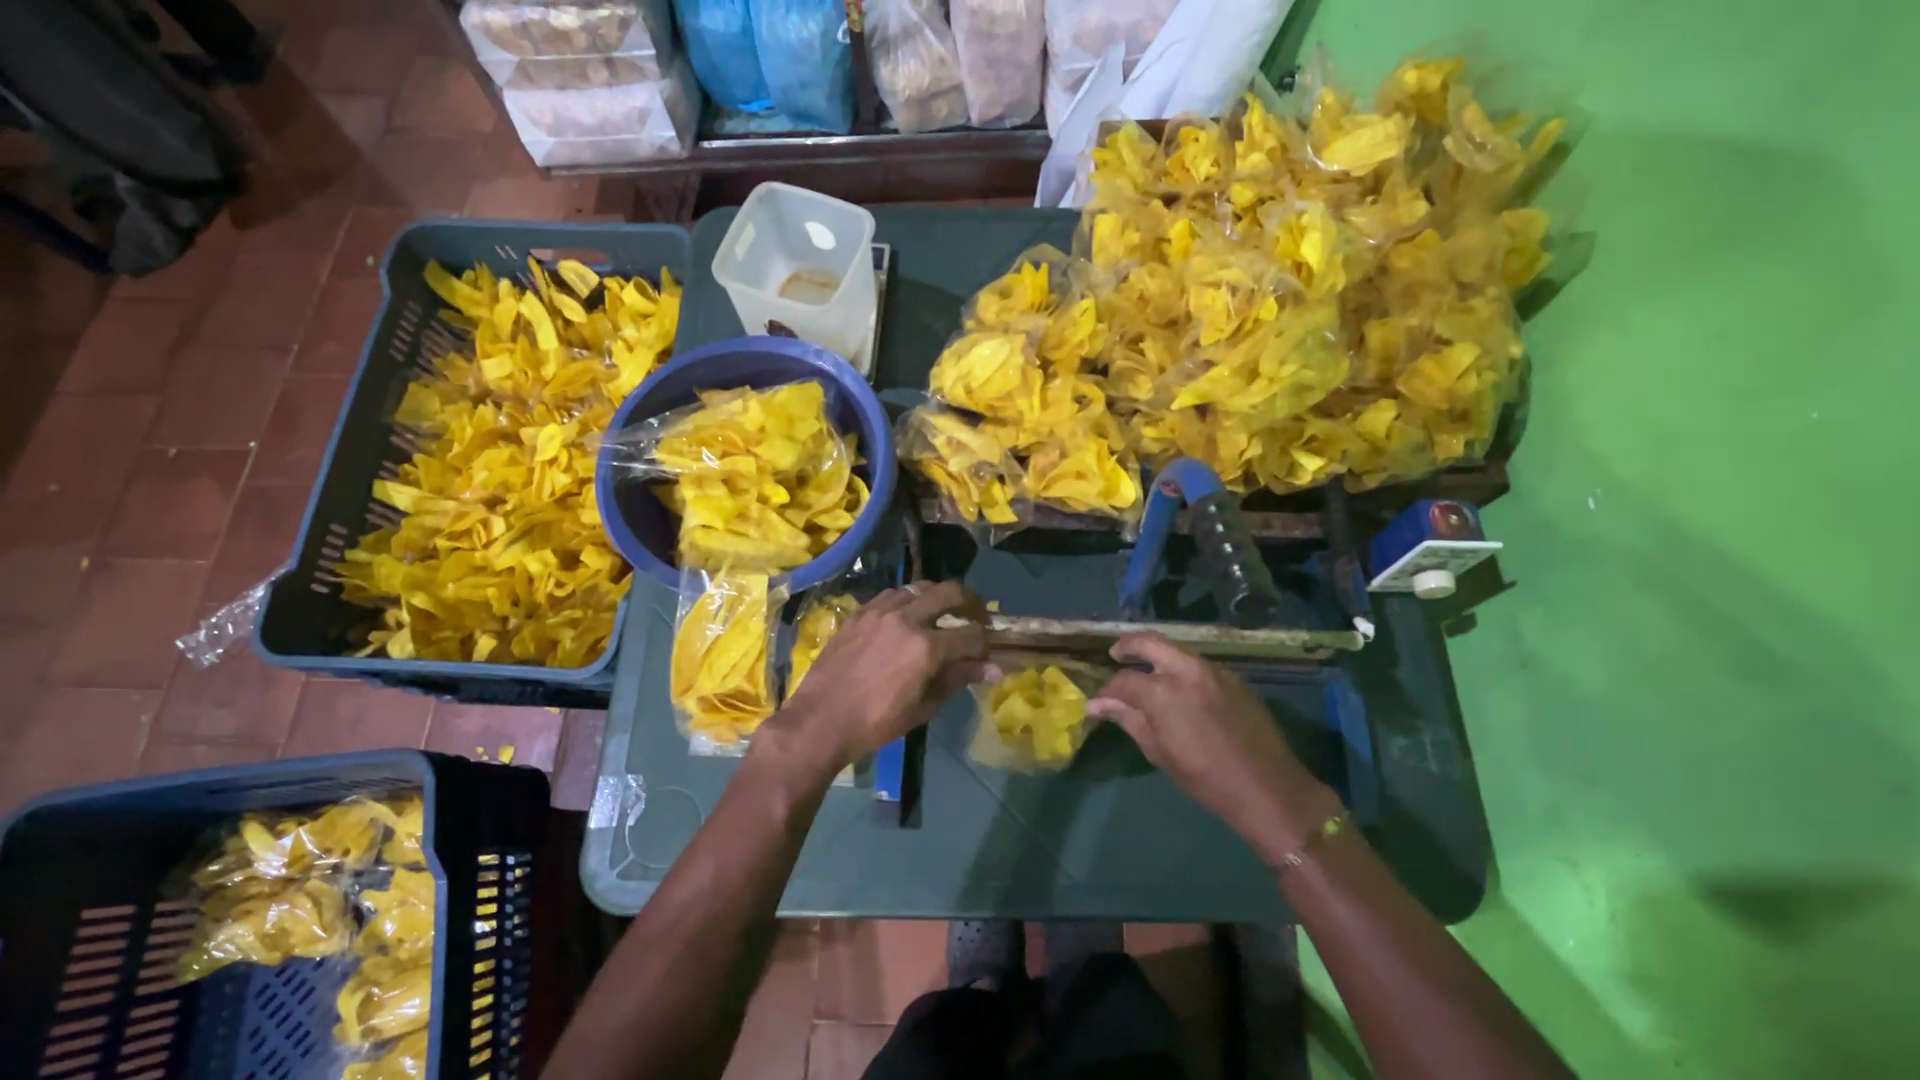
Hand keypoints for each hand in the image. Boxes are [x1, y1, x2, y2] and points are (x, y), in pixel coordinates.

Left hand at [780, 581, 993, 765]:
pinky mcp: (859, 612)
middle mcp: (906, 618)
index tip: (987, 653)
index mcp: (927, 646)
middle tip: (976, 618)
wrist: (821, 719)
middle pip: (950, 592)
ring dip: (936, 597)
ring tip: (940, 615)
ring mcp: (880, 610)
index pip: (971, 634)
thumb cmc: (876, 722)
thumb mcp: (924, 706)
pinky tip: (905, 618)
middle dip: (971, 603)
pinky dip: (907, 601)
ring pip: (919, 587)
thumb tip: (995, 669)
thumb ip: (958, 679)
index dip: (986, 643)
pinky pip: (891, 595)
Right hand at [1087, 633, 1338, 859]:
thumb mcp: (1158, 751)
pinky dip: (1182, 669)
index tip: (1099, 702)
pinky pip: (1199, 665)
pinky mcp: (1233, 678)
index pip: (1123, 680)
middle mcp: (1186, 670)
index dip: (1107, 690)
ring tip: (1146, 674)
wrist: (1266, 786)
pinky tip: (1180, 690)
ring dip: (1157, 656)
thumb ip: (1128, 719)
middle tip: (1115, 656)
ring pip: (1177, 651)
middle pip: (1149, 642)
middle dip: (1128, 647)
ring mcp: (1213, 670)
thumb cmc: (1204, 778)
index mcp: (1162, 691)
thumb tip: (1098, 705)